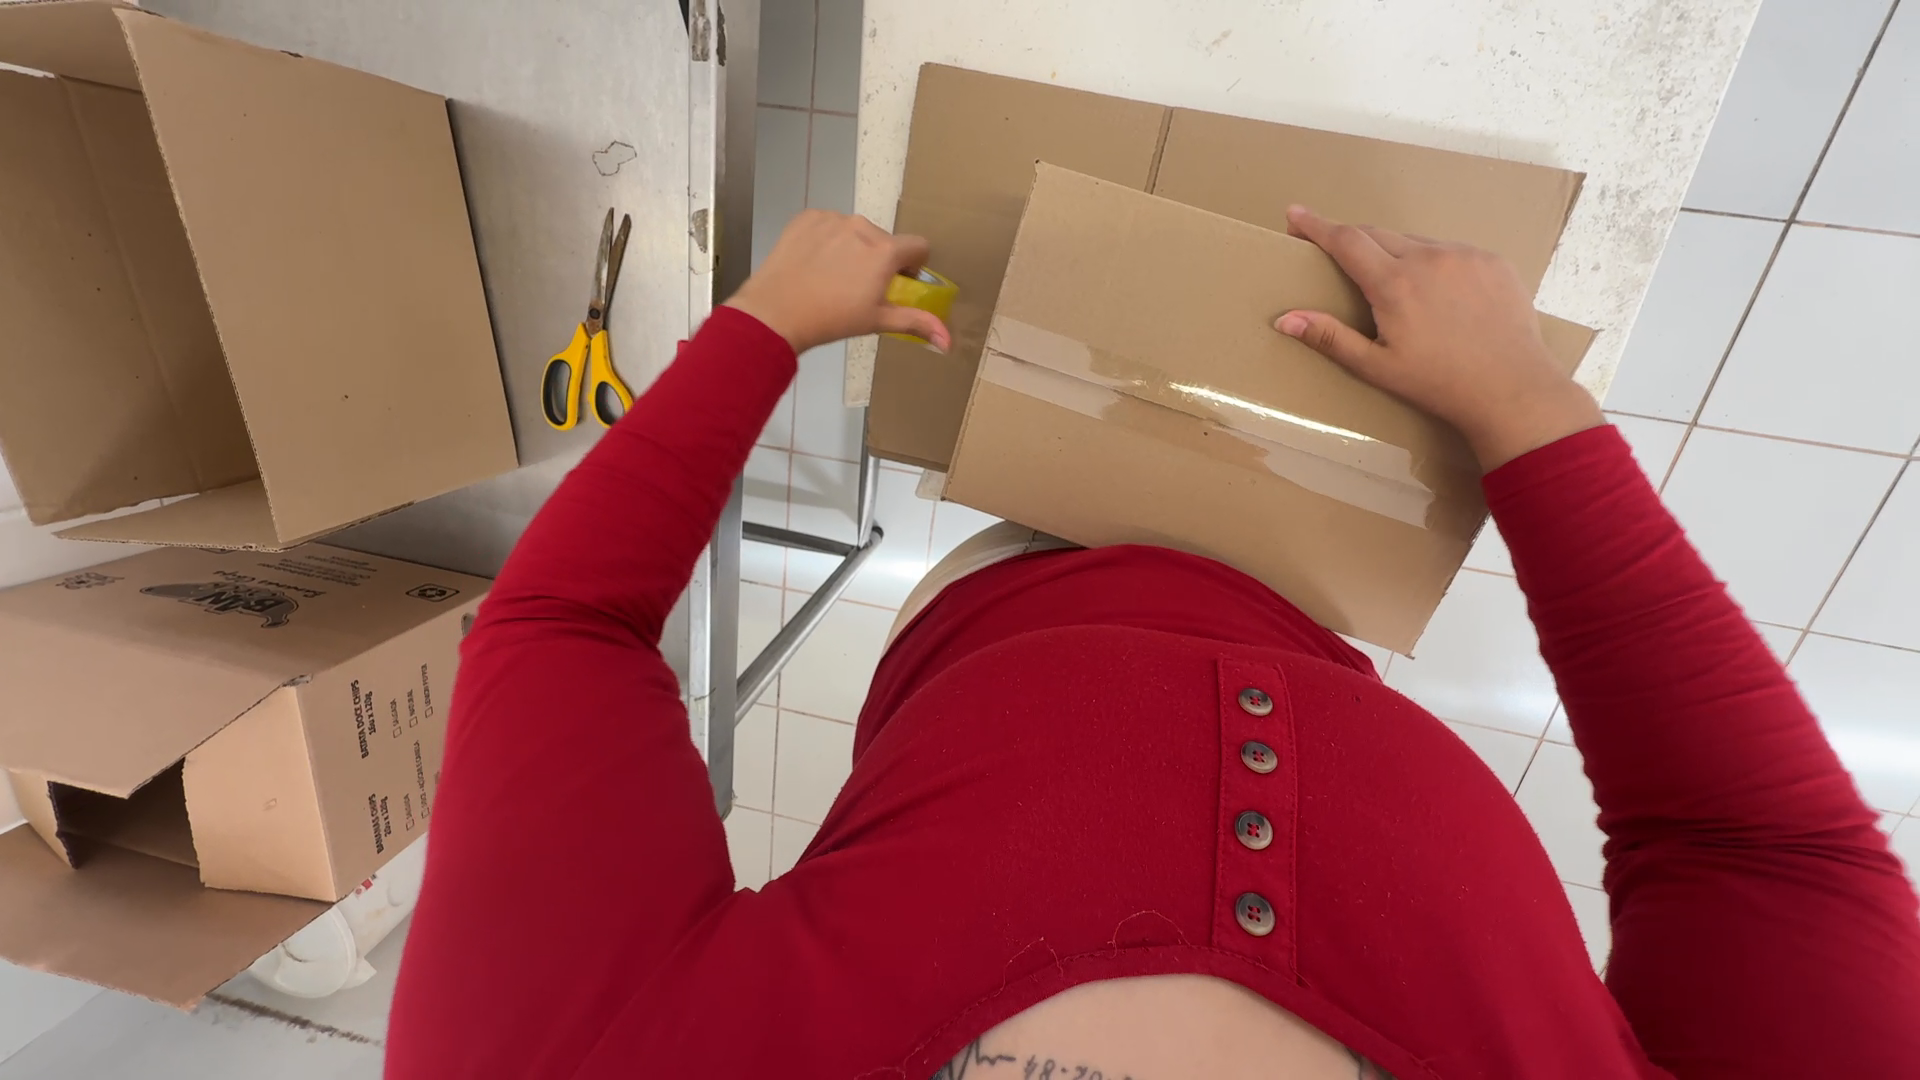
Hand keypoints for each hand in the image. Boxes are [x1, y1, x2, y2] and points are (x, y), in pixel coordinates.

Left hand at [722, 209, 950, 353]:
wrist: (777, 311)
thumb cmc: (833, 319)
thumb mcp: (878, 321)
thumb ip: (917, 323)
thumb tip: (948, 342)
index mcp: (885, 251)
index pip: (919, 246)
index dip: (914, 266)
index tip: (899, 283)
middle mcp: (862, 227)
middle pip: (885, 240)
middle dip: (880, 260)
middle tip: (861, 288)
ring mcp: (833, 219)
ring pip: (856, 232)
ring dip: (854, 250)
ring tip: (834, 278)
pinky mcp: (808, 218)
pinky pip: (828, 226)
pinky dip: (828, 241)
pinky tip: (815, 265)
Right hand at [1274, 205, 1602, 470]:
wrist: (1510, 386)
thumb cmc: (1435, 382)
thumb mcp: (1374, 365)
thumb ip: (1329, 336)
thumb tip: (1285, 319)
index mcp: (1395, 283)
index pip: (1346, 241)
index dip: (1316, 226)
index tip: (1295, 214)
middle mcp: (1430, 258)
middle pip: (1376, 233)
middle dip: (1349, 238)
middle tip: (1332, 253)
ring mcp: (1465, 255)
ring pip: (1414, 241)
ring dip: (1391, 253)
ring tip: (1390, 285)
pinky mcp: (1492, 261)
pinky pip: (1450, 251)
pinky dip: (1430, 263)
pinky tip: (1433, 294)